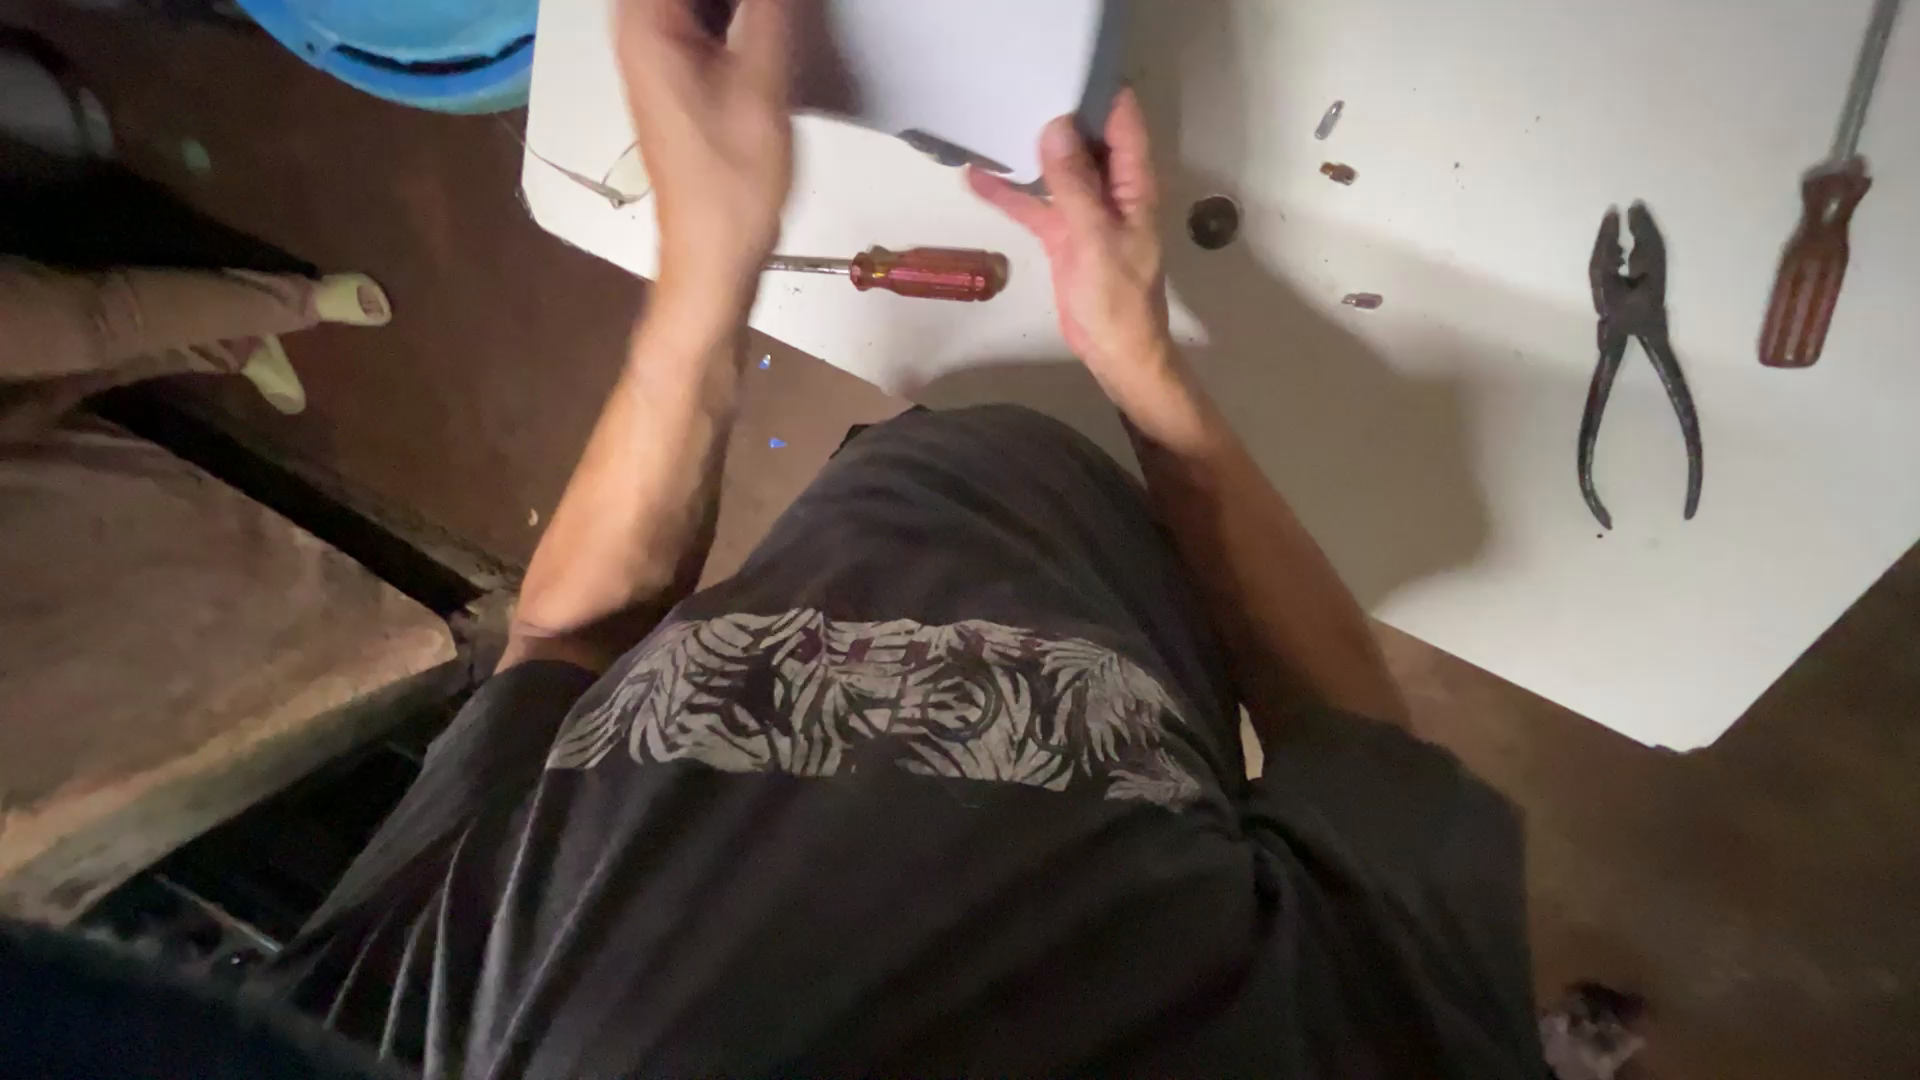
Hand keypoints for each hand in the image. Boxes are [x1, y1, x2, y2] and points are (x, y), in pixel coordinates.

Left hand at [616, 0, 792, 305]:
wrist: (713, 258)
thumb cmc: (730, 190)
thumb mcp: (762, 90)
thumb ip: (771, 11)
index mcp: (645, 18)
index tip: (781, 8)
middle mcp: (639, 28)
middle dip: (745, 0)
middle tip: (787, 13)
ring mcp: (657, 56)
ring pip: (704, 5)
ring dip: (744, 8)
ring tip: (782, 21)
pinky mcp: (678, 81)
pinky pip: (707, 24)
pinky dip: (739, 19)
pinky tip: (773, 31)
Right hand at [968, 89, 1177, 417]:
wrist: (1115, 352)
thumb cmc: (1117, 298)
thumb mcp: (1096, 238)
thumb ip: (1074, 185)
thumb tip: (1054, 129)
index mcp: (1133, 184)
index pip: (1120, 121)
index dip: (1093, 95)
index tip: (1054, 80)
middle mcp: (1111, 190)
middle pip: (1085, 140)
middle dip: (1056, 116)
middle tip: (1014, 93)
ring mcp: (1085, 213)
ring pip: (1056, 172)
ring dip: (1029, 153)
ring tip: (992, 124)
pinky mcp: (1063, 237)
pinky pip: (1035, 208)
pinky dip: (1011, 196)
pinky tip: (977, 179)